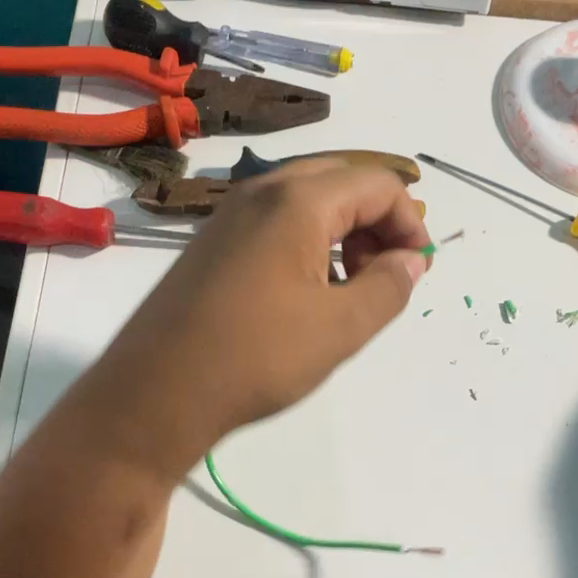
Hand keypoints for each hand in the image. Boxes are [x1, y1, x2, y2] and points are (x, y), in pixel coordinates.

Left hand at [70, 159, 430, 479]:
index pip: (377, 184)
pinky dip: (307, 246)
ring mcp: (228, 218)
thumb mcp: (340, 328)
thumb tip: (412, 260)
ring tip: (350, 291)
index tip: (419, 270)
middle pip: (340, 183)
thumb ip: (389, 287)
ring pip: (305, 203)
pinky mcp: (211, 247)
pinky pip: (274, 226)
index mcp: (297, 201)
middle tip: (385, 275)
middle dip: (376, 223)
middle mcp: (259, 194)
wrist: (157, 394)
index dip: (410, 222)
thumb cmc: (257, 357)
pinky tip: (306, 297)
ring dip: (342, 235)